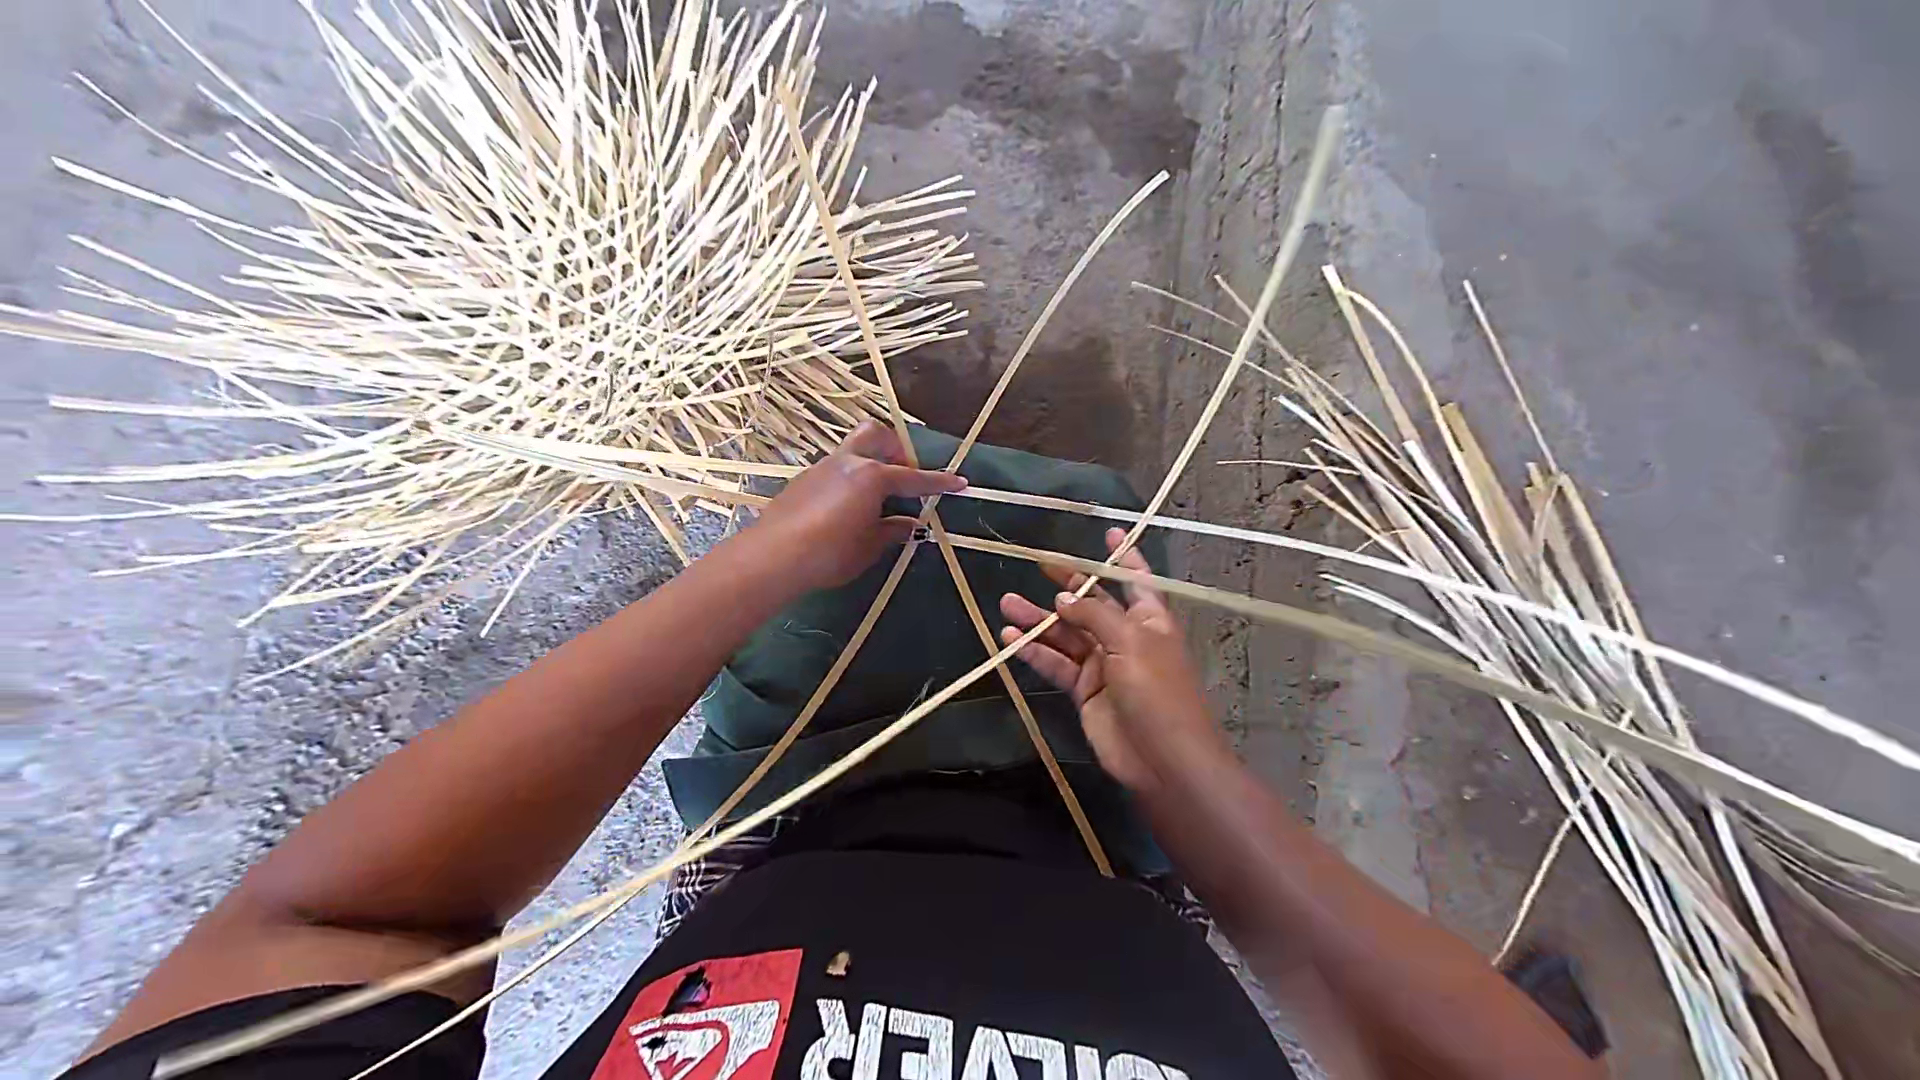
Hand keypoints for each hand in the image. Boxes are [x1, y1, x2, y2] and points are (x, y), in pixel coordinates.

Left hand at [751, 421, 964, 592]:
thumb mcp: (869, 547)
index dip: (939, 482)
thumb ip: (892, 531)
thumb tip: (911, 524)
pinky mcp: (803, 480)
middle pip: (876, 435)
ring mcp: (822, 468)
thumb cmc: (830, 553)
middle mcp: (848, 463)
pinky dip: (852, 479)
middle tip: (904, 478)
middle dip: (896, 449)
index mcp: (872, 477)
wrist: (773, 556)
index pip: (914, 478)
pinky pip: (836, 469)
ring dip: (871, 463)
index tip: (960, 482)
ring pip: (853, 450)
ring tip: (877, 495)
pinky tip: (849, 506)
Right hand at [998, 528, 1233, 794]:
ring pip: (1066, 634)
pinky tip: (1011, 638)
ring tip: (1007, 603)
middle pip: (1091, 603)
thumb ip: (1094, 615)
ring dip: (1039, 619)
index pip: (1136, 580)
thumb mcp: (1130, 642)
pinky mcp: (1084, 690)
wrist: (1163, 759)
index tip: (1110, 533)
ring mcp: (1103, 665)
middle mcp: (1125, 637)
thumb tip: (1062, 596)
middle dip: (1067, 584)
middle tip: (1038, 564)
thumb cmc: (1158, 692)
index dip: (1124, 556)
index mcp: (1149, 619)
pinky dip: (1034, 651)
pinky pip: (1056, 664)